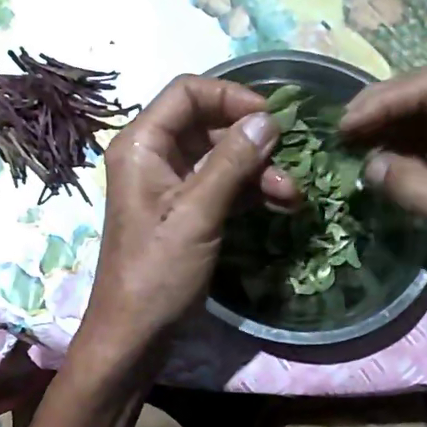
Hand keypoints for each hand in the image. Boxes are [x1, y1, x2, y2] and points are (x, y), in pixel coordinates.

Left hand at [83, 76, 286, 348]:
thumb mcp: (198, 214)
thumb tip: (267, 119)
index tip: (272, 117)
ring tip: (293, 194)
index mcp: (142, 144)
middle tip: (290, 160)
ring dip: (258, 169)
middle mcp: (152, 155)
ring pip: (219, 156)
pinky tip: (281, 203)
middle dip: (252, 140)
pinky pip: (220, 184)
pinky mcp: (184, 210)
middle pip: (208, 123)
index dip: (231, 96)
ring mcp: (168, 183)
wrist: (134, 334)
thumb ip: (232, 162)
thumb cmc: (157, 272)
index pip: (187, 92)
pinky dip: (248, 190)